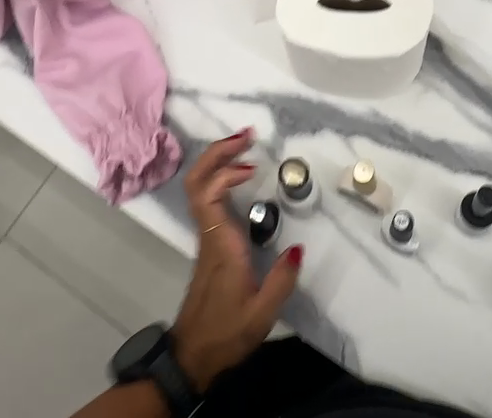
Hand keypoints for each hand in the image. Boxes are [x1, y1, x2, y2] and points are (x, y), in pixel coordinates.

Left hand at [169, 129, 302, 391]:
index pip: (208, 195)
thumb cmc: (226, 333)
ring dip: (218, 162)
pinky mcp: (208, 243)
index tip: (252, 167)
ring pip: (199, 188)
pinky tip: (241, 176)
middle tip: (245, 135)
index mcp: (221, 246)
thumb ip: (282, 280)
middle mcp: (209, 234)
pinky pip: (207, 199)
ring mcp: (206, 237)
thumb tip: (298, 247)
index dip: (225, 172)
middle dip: (217, 152)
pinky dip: (220, 178)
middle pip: (197, 181)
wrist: (193, 354)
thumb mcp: (262, 314)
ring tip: (244, 146)